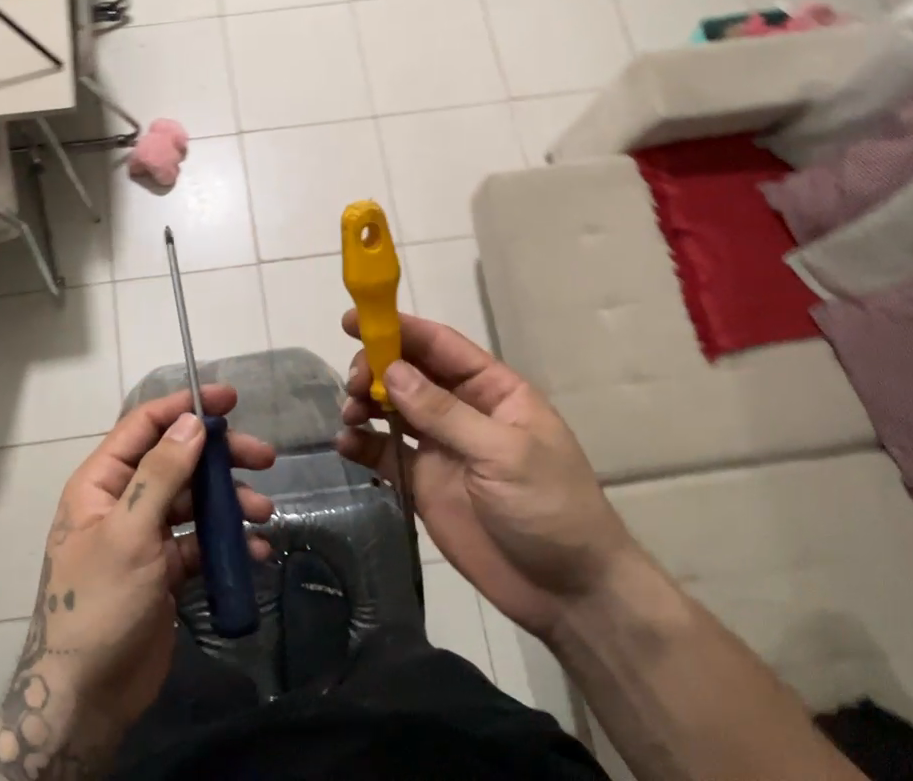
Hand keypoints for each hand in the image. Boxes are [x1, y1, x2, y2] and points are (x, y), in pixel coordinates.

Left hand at [0, 386, 275, 779]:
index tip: (230, 398)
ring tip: (265, 512)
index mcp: (100, 484)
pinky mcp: (166, 570)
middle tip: (265, 457)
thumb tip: (191, 421)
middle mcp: (122, 503)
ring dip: (230, 503)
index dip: (185, 407)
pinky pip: (202, 543)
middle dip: (220, 458)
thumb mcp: (128, 533)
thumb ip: (161, 475)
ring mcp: (145, 537)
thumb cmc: (100, 603)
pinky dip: (228, 544)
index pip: (144, 427)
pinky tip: (256, 552)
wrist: (89, 693)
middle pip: (178, 462)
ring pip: (195, 502)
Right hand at [336, 312, 641, 637]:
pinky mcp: (421, 483)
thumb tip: (391, 370)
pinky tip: (346, 446)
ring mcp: (440, 448)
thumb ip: (444, 413)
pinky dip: (361, 444)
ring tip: (350, 415)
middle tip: (355, 384)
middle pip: (409, 373)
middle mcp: (463, 411)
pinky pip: (383, 453)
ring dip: (364, 403)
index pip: (441, 346)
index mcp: (494, 391)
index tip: (354, 321)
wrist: (566, 591)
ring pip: (391, 408)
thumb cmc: (549, 508)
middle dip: (376, 369)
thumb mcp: (503, 454)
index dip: (399, 328)